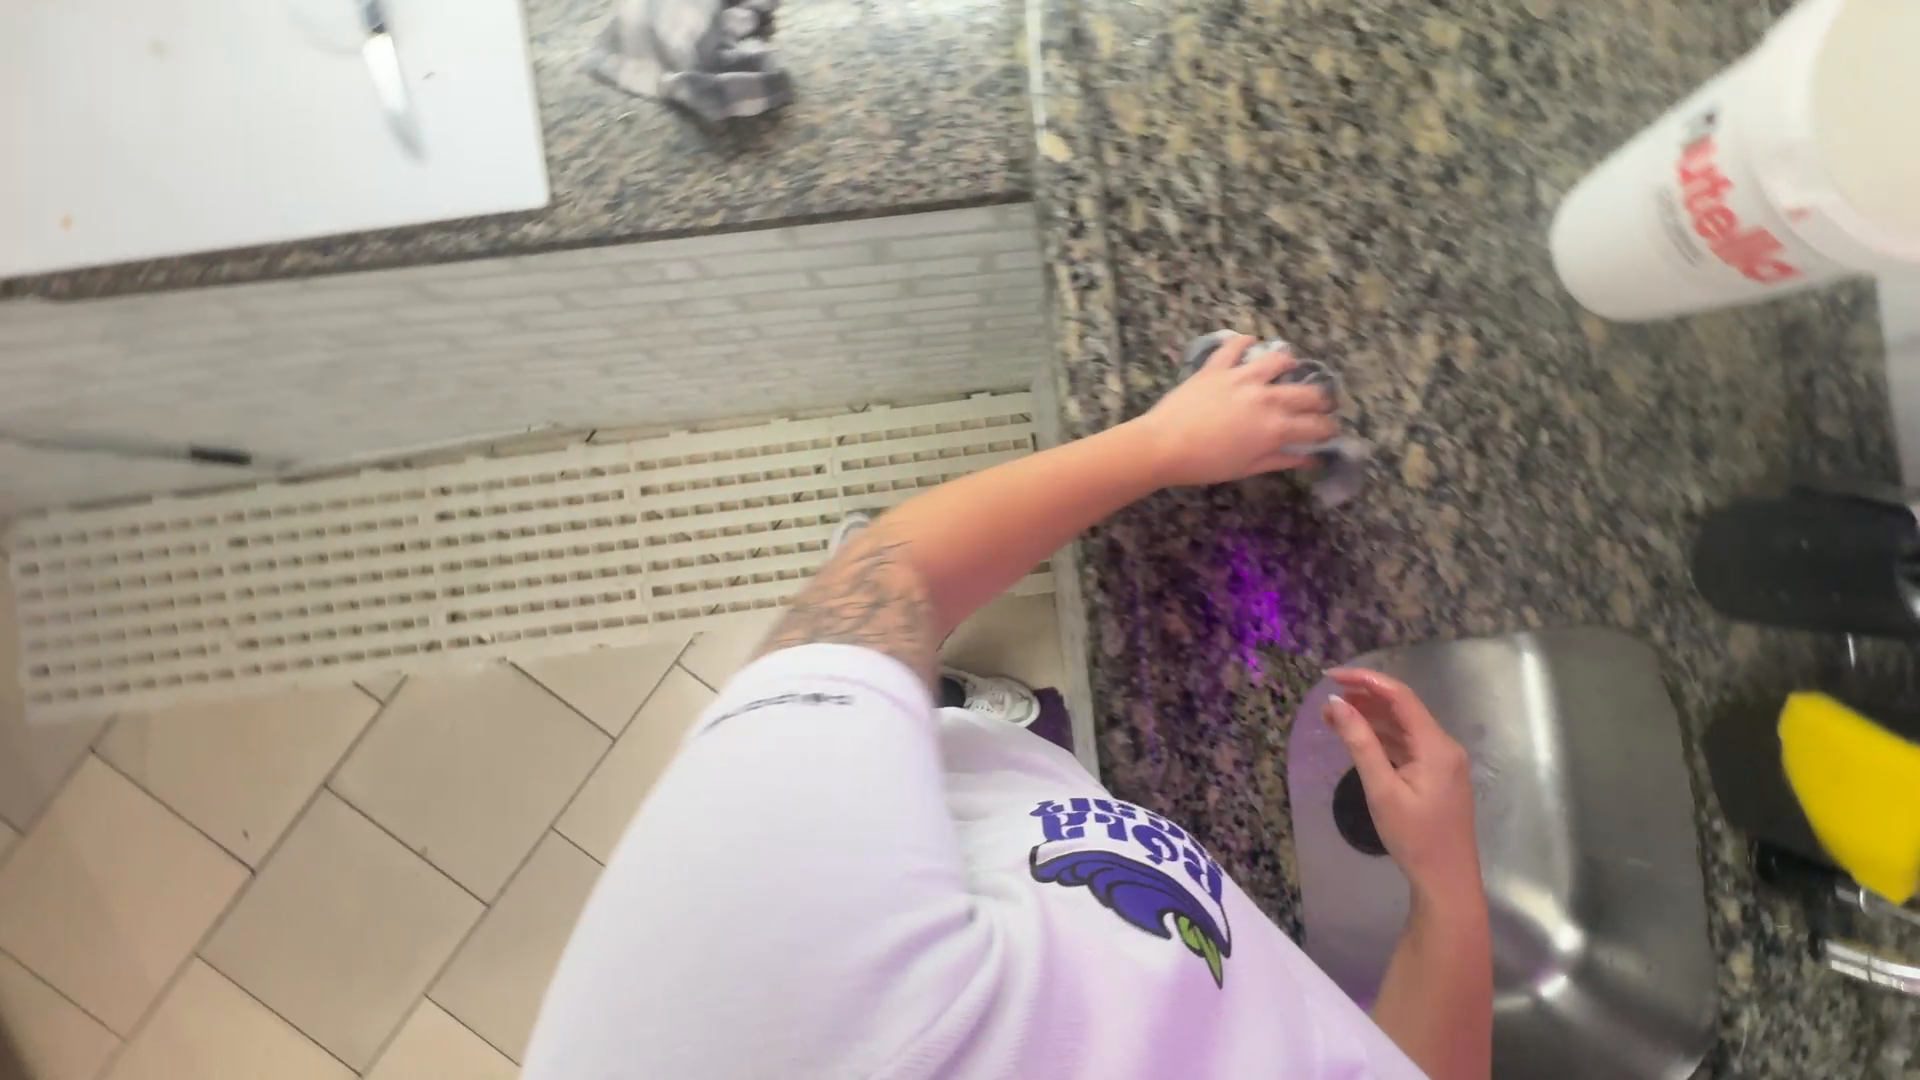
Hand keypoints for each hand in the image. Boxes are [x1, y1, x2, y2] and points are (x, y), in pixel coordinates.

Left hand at [1135, 334, 1337, 486]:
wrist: (1162, 445)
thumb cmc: (1204, 464)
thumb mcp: (1246, 468)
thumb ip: (1280, 460)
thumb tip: (1309, 460)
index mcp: (1276, 428)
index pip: (1316, 426)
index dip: (1327, 430)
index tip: (1328, 431)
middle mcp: (1266, 398)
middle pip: (1307, 393)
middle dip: (1320, 400)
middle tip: (1318, 404)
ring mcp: (1241, 378)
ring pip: (1278, 360)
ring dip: (1289, 364)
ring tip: (1290, 368)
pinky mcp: (1217, 368)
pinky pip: (1234, 347)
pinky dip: (1244, 342)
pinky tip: (1250, 341)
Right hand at [1322, 668, 1483, 905]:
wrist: (1446, 882)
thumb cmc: (1414, 837)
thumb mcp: (1381, 789)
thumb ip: (1360, 742)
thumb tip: (1336, 704)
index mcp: (1436, 746)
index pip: (1399, 696)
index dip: (1365, 680)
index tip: (1329, 677)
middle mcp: (1444, 746)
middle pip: (1401, 708)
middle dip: (1362, 699)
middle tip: (1325, 704)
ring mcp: (1442, 761)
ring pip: (1402, 725)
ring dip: (1368, 717)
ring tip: (1332, 719)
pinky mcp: (1436, 774)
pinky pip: (1405, 743)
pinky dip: (1379, 735)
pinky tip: (1357, 738)